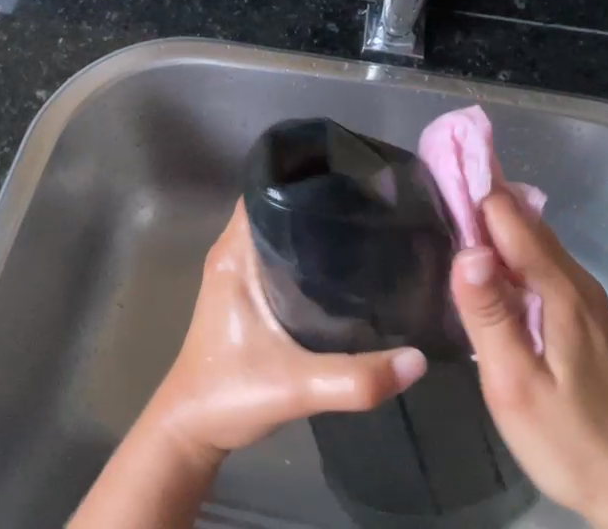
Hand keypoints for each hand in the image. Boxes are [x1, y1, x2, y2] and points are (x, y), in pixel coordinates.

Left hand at [149, 201, 428, 457]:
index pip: (268, 188)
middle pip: (280, 204)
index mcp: (236, 254)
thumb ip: (354, 379)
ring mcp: (239, 272)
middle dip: (323, 199)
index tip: (355, 176)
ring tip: (370, 226)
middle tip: (377, 203)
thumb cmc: (227, 396)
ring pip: (281, 230)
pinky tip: (347, 267)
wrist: (189, 431)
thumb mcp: (294, 388)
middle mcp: (235, 252)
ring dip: (317, 226)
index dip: (307, 176)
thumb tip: (418, 359)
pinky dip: (310, 253)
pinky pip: (281, 255)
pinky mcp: (247, 293)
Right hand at [450, 193, 607, 528]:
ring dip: (490, 220)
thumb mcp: (516, 385)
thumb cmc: (572, 443)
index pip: (508, 214)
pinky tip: (481, 262)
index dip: (470, 187)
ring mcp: (583, 301)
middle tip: (428, 176)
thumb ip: (489, 315)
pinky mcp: (582, 320)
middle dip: (478, 193)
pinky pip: (539, 265)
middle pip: (522, 219)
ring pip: (531, 241)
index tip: (431, 164)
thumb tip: (466, 248)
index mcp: (560, 290)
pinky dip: (506, 250)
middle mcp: (575, 282)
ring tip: (444, 206)